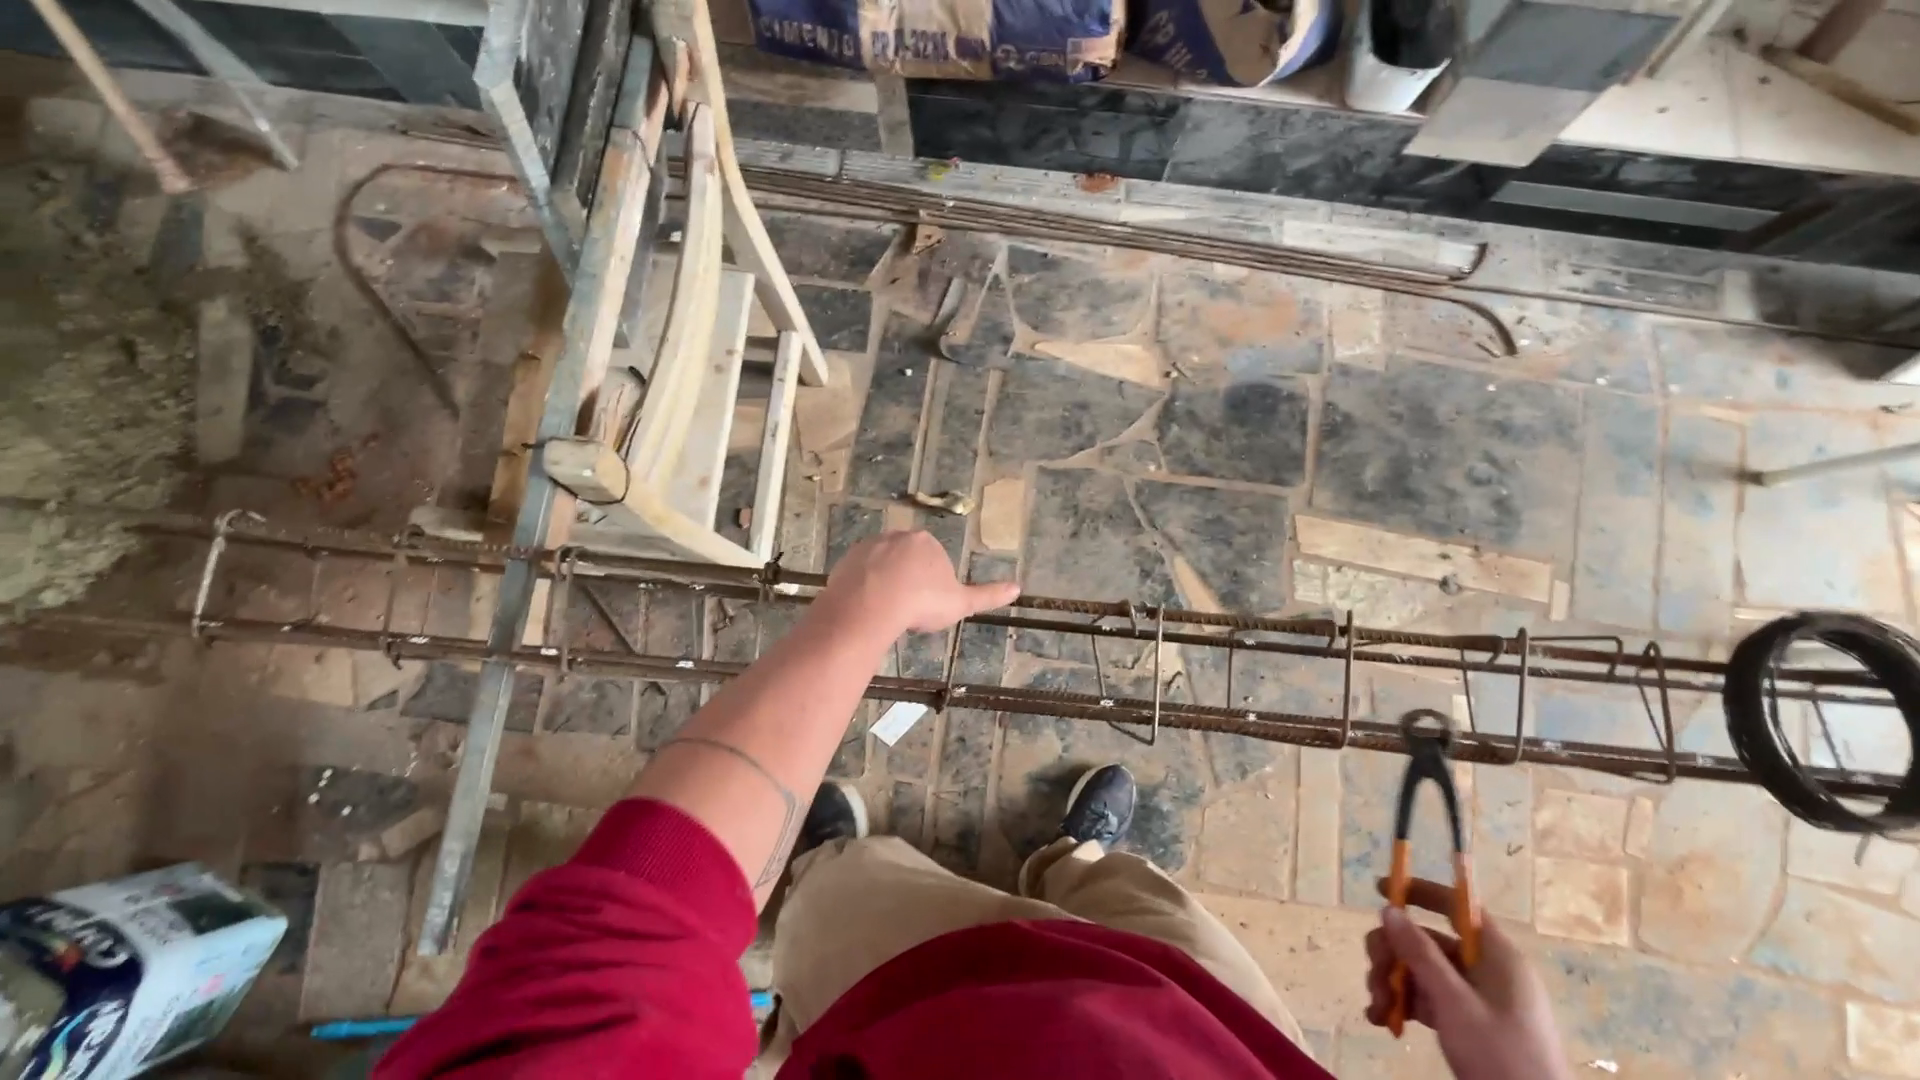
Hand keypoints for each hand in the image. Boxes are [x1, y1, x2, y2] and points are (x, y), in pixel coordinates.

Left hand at [821, 529, 1019, 634]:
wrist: (872, 605)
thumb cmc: (921, 602)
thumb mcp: (960, 603)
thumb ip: (988, 595)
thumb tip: (1018, 588)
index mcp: (926, 542)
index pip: (933, 562)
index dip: (931, 588)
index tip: (925, 607)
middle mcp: (897, 536)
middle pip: (906, 562)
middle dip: (907, 583)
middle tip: (906, 612)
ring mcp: (869, 546)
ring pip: (881, 567)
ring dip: (884, 585)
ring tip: (886, 613)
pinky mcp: (846, 560)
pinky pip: (859, 575)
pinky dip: (863, 588)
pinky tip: (867, 609)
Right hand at [1366, 877, 1571, 1079]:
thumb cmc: (1502, 1058)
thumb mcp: (1455, 1004)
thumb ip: (1420, 954)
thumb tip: (1389, 910)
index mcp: (1497, 957)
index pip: (1459, 907)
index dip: (1421, 893)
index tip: (1380, 890)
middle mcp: (1487, 971)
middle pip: (1429, 941)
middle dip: (1394, 953)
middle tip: (1374, 973)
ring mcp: (1478, 999)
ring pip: (1423, 972)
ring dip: (1393, 982)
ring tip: (1378, 1008)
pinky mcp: (1469, 1025)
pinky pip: (1428, 1000)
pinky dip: (1405, 1005)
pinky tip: (1382, 1020)